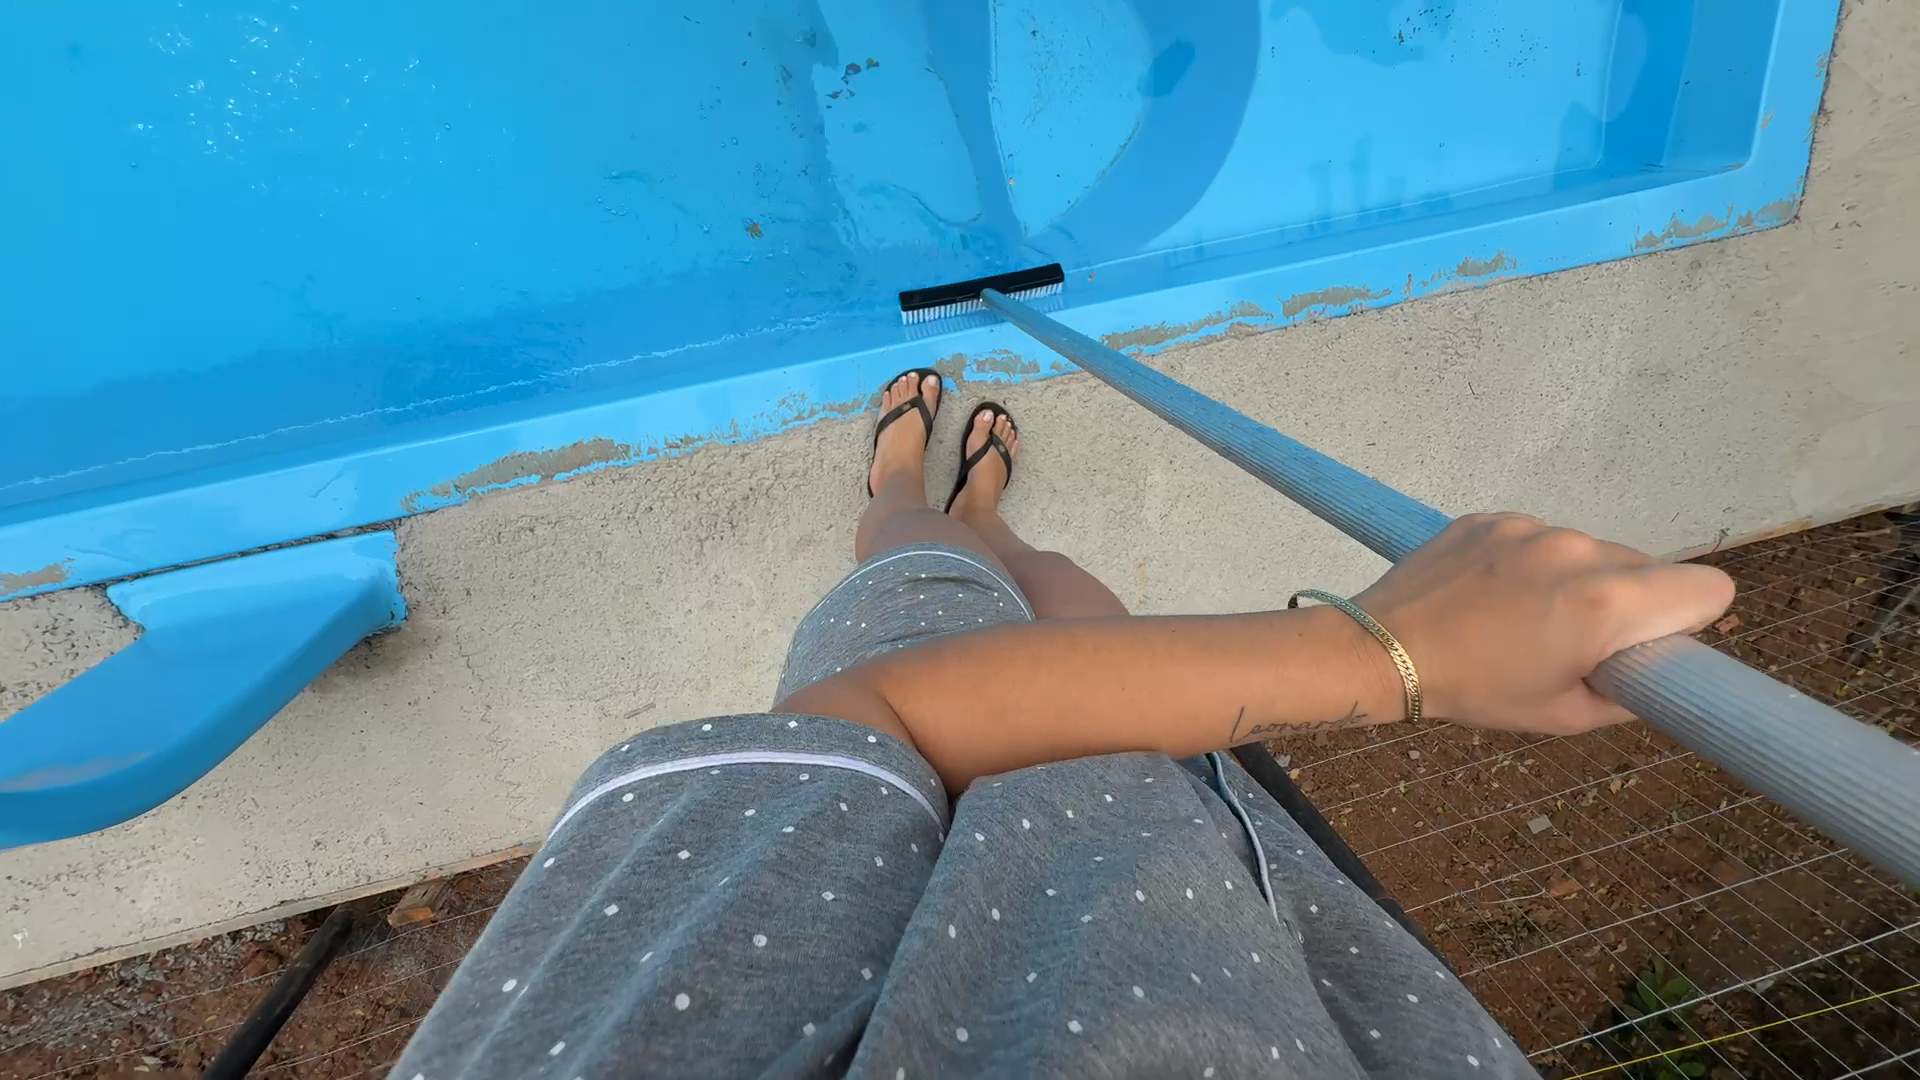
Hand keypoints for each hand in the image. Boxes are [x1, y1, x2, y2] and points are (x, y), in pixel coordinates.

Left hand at [1352, 513, 1734, 734]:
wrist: (1381, 648)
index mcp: (1605, 599)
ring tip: (1514, 612)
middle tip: (1563, 635)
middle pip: (1641, 566)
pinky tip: (1486, 589)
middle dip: (1622, 601)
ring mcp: (1522, 527)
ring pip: (1583, 549)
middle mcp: (1572, 549)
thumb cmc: (1472, 687)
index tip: (1635, 643)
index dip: (1682, 620)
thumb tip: (1656, 662)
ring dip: (1569, 576)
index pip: (1707, 587)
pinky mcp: (1483, 518)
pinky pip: (1532, 536)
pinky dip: (1523, 560)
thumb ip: (1635, 688)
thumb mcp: (1566, 712)